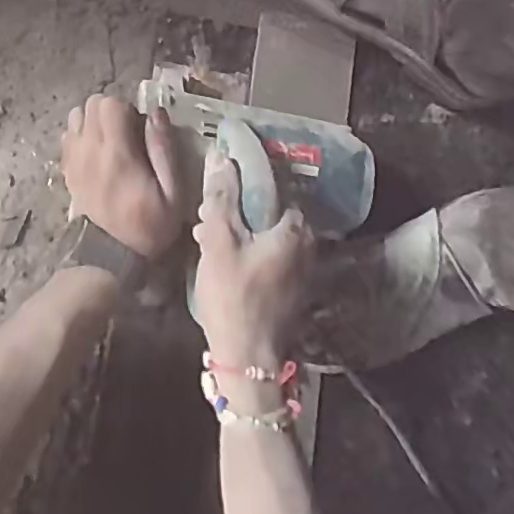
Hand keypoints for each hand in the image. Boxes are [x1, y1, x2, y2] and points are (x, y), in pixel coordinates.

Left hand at [60, 94, 184, 258]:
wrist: (110, 256)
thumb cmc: (147, 226)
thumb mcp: (172, 193)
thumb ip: (164, 150)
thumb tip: (156, 114)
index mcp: (116, 152)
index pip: (109, 104)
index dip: (128, 109)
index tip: (140, 129)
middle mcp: (89, 150)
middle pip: (90, 104)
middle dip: (111, 111)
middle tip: (127, 133)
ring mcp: (74, 160)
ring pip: (76, 117)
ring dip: (93, 122)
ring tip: (110, 142)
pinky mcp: (67, 170)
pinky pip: (68, 137)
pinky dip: (81, 137)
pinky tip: (96, 154)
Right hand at [192, 146, 313, 364]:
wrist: (247, 358)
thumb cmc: (233, 295)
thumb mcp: (219, 241)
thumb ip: (221, 198)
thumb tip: (221, 156)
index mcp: (296, 229)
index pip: (272, 186)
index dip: (241, 183)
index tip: (217, 187)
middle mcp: (307, 245)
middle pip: (268, 212)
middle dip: (237, 210)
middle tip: (206, 216)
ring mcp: (302, 269)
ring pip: (266, 235)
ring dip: (239, 232)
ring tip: (207, 238)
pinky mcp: (292, 288)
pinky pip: (268, 256)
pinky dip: (247, 251)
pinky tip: (223, 260)